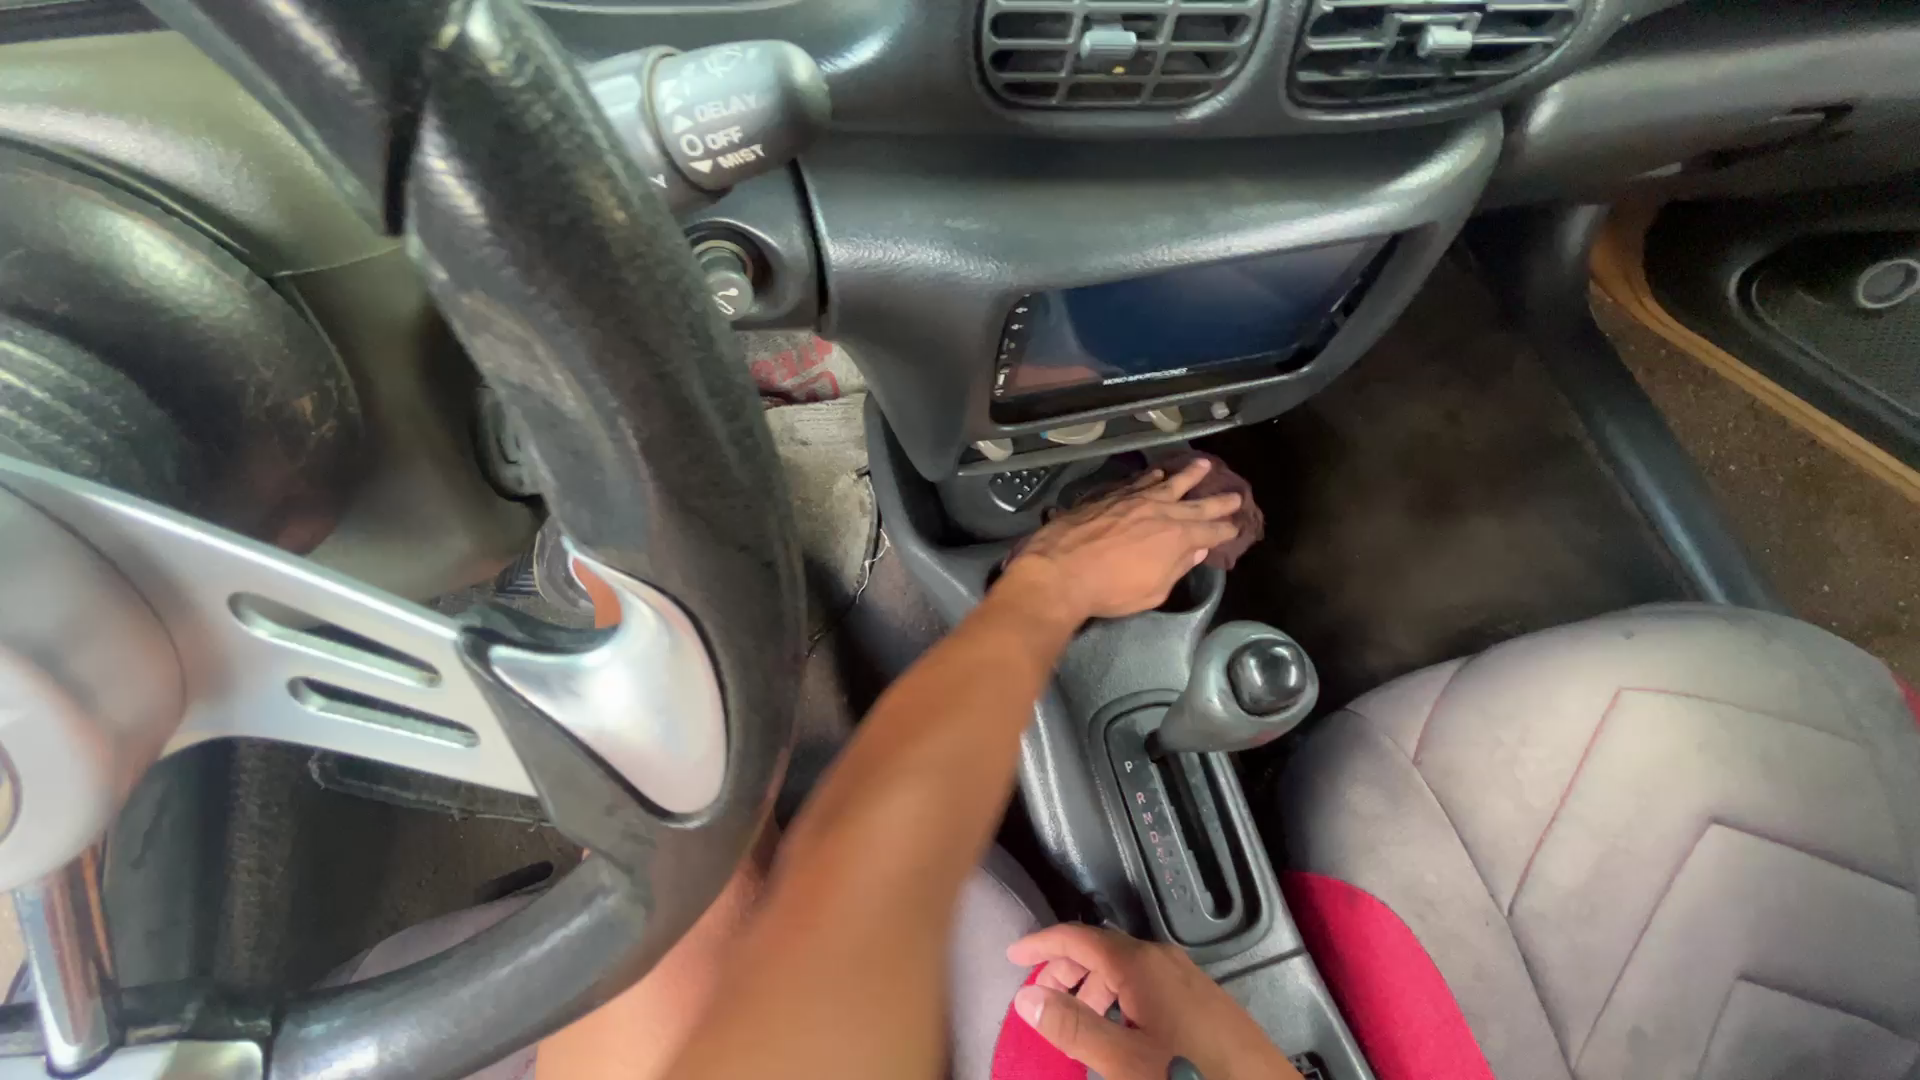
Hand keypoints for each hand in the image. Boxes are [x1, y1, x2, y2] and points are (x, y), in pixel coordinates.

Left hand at [1002, 459, 1242, 620]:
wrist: (1061, 571)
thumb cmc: (1109, 590)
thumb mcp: (1153, 590)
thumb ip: (1176, 567)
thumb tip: (1196, 551)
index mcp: (1177, 538)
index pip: (1210, 531)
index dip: (1225, 529)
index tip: (1236, 526)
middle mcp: (1161, 512)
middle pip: (1196, 503)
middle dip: (1218, 500)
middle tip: (1236, 494)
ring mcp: (1134, 500)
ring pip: (1168, 482)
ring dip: (1188, 474)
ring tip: (1203, 465)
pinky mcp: (1110, 496)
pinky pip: (1138, 481)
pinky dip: (1151, 477)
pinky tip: (1157, 472)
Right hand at [1007, 924, 1300, 1079]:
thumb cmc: (1192, 1079)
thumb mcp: (1125, 1063)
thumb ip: (1073, 1027)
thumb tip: (1027, 996)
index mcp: (1140, 964)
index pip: (1079, 937)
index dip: (1042, 944)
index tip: (1013, 957)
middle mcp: (1164, 959)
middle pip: (1101, 949)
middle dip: (1066, 969)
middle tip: (1041, 1000)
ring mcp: (1188, 978)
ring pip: (1126, 968)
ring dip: (1094, 987)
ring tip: (1078, 1023)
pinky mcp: (1205, 1002)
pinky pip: (1148, 985)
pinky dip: (1121, 999)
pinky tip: (1121, 1033)